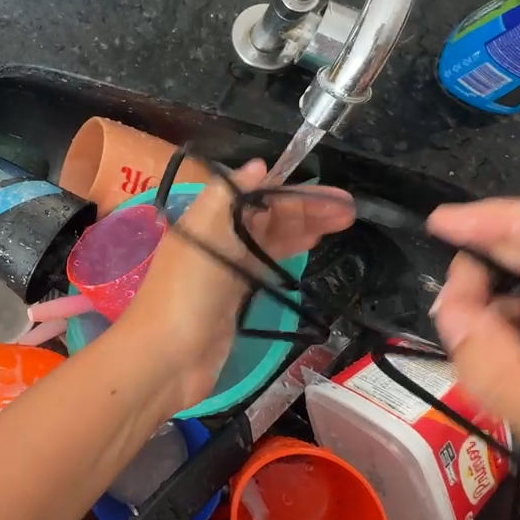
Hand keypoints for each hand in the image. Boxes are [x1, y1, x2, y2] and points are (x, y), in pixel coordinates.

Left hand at [114, 161, 354, 412]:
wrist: (168, 355)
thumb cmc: (187, 290)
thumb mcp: (204, 232)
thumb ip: (228, 195)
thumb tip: (258, 165)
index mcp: (205, 218)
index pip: (254, 194)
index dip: (290, 189)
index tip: (330, 192)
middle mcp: (215, 238)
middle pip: (265, 215)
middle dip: (305, 208)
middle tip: (350, 211)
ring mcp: (225, 268)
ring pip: (269, 238)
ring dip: (303, 226)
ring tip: (343, 223)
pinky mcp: (235, 296)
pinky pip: (266, 264)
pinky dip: (288, 250)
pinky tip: (311, 244)